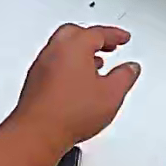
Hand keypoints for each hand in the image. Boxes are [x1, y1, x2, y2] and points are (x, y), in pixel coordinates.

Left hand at [12, 24, 140, 149]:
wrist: (39, 132)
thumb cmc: (69, 112)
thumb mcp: (112, 94)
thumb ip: (124, 76)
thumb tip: (131, 68)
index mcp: (75, 47)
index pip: (98, 33)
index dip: (114, 34)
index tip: (122, 37)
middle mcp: (55, 51)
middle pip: (76, 34)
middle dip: (94, 38)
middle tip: (107, 44)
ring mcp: (41, 66)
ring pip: (62, 48)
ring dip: (80, 52)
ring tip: (95, 64)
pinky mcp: (34, 82)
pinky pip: (54, 64)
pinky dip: (68, 65)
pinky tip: (78, 81)